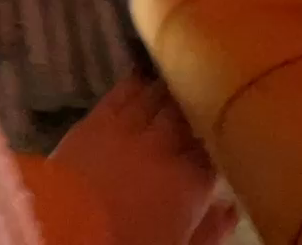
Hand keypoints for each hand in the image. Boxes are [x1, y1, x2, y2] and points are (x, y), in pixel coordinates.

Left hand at [51, 76, 236, 244]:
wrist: (70, 224)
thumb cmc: (129, 241)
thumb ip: (211, 229)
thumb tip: (230, 208)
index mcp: (189, 182)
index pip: (213, 152)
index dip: (219, 141)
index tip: (224, 133)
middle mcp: (162, 147)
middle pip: (185, 117)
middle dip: (195, 106)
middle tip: (204, 94)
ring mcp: (128, 128)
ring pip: (155, 98)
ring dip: (168, 89)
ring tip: (179, 76)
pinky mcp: (97, 118)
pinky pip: (121, 93)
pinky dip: (135, 82)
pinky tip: (142, 73)